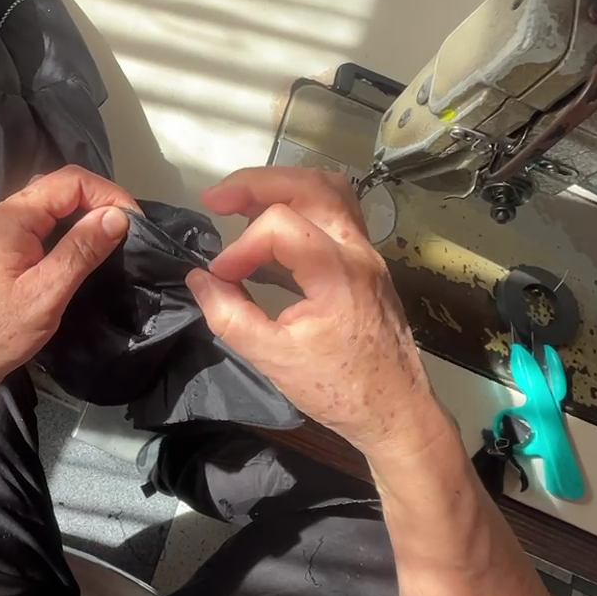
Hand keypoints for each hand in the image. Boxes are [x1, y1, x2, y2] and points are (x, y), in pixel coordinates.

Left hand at [0, 167, 138, 414]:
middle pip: (62, 189)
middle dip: (101, 203)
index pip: (71, 180)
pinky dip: (70, 235)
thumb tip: (118, 216)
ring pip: (54, 209)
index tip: (137, 225)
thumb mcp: (44, 294)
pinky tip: (87, 257)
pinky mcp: (5, 253)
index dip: (109, 194)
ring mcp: (4, 234)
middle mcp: (7, 215)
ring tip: (116, 244)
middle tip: (131, 235)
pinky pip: (44, 230)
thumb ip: (80, 251)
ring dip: (87, 219)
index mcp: (14, 216)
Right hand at [184, 167, 451, 461]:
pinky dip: (298, 203)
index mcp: (338, 273)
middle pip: (309, 185)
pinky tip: (270, 223)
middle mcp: (358, 251)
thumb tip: (199, 279)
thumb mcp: (272, 359)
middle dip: (256, 184)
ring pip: (328, 189)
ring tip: (241, 203)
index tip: (220, 277)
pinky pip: (335, 210)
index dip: (239, 247)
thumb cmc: (338, 389)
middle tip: (215, 199)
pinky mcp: (364, 261)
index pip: (280, 227)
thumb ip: (229, 315)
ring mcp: (366, 252)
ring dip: (280, 186)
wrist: (396, 411)